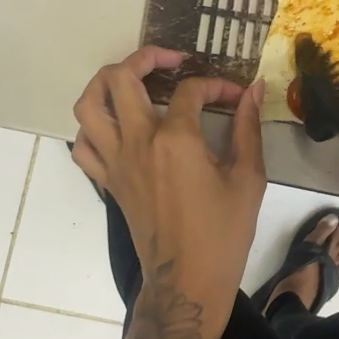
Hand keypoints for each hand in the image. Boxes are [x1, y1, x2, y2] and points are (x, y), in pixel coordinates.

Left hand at [71, 46, 266, 326]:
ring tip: (132, 79)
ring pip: (88, 104)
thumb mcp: (248, 177)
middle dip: (145, 57)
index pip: (190, 89)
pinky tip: (118, 123)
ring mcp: (115, 161)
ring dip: (106, 82)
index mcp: (175, 139)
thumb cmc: (224, 232)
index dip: (216, 84)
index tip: (235, 95)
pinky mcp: (107, 180)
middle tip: (170, 61)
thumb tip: (254, 89)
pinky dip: (94, 126)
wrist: (188, 281)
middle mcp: (137, 142)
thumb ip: (248, 127)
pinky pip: (83, 144)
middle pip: (120, 78)